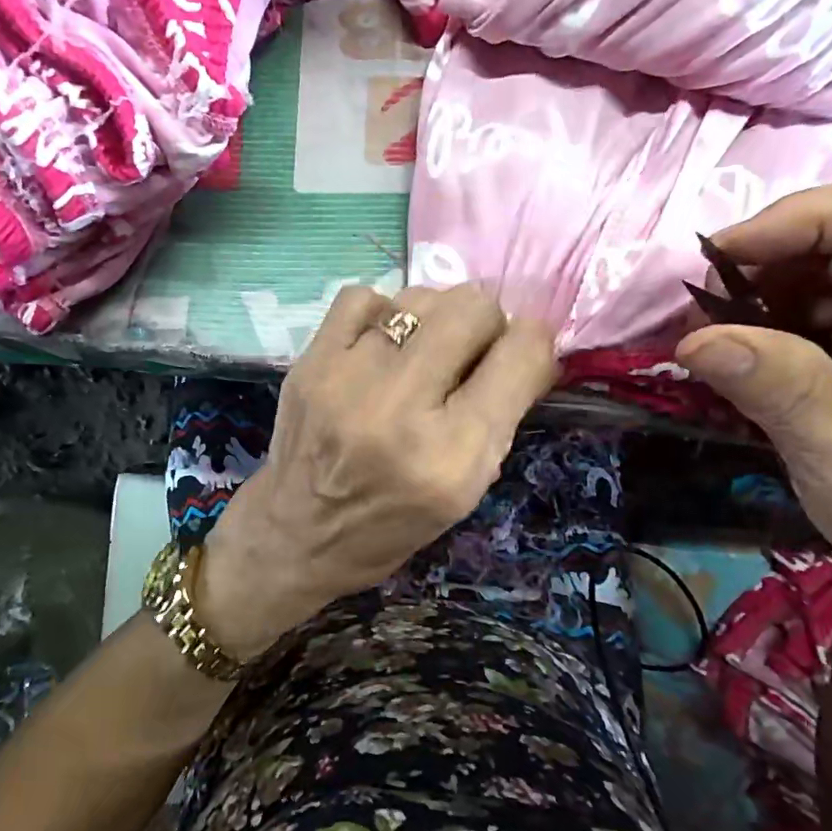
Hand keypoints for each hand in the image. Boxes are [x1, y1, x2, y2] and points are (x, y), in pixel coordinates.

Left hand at [198, 285, 557, 659]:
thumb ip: (501, 416)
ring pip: (420, 297)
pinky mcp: (309, 365)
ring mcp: (347, 380)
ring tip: (422, 350)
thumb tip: (526, 342)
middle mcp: (400, 408)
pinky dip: (380, 312)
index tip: (522, 350)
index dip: (533, 343)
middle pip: (472, 309)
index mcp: (453, 456)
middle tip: (472, 350)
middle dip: (487, 323)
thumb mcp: (466, 491)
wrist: (297, 532)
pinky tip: (378, 343)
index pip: (519, 357)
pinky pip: (360, 298)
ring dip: (435, 318)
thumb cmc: (390, 525)